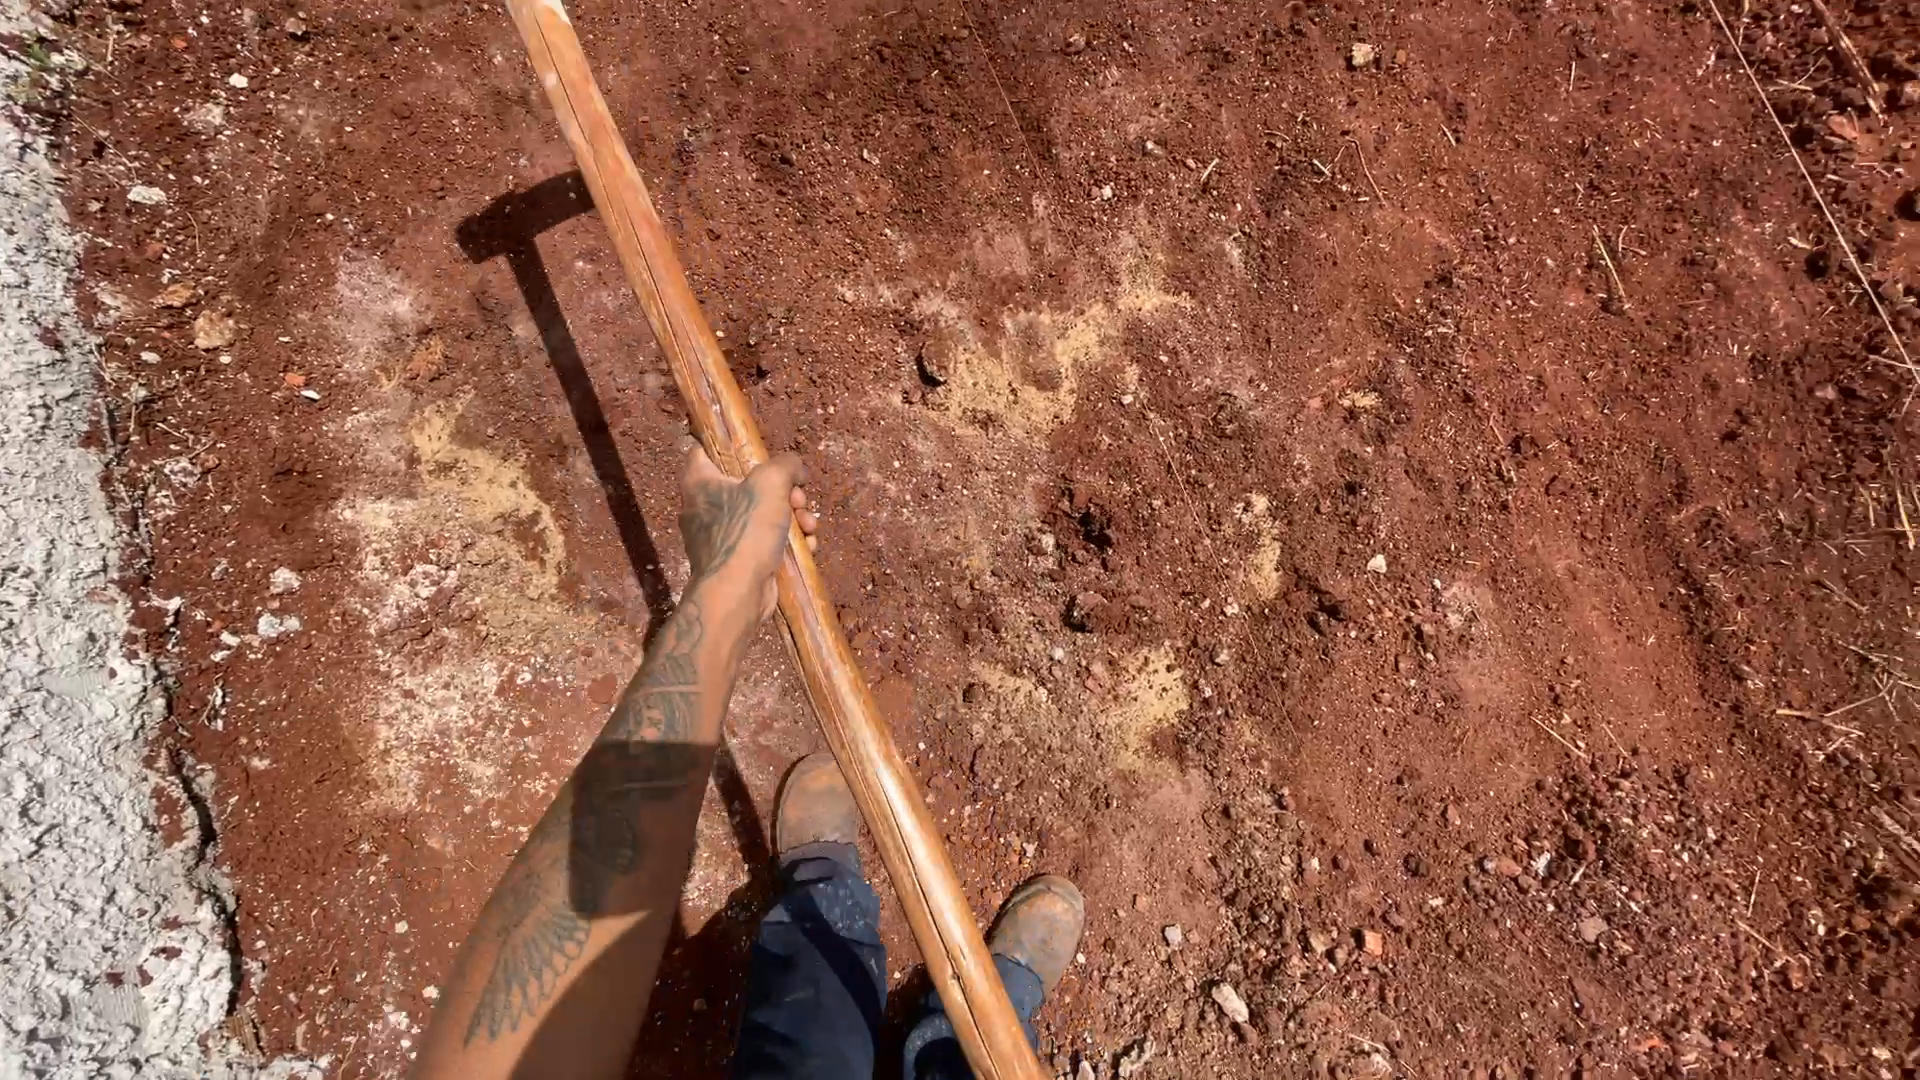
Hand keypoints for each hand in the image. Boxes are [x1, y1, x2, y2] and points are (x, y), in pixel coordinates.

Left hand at [679, 446, 816, 626]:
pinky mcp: (736, 562)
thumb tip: (796, 468)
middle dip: (784, 491)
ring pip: (760, 515)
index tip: (755, 450)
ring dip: (793, 518)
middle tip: (799, 499)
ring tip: (809, 527)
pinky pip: (763, 543)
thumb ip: (786, 465)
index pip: (701, 450)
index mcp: (699, 482)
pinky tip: (806, 547)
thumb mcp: (771, 483)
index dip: (727, 446)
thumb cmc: (746, 531)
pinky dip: (787, 543)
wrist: (737, 593)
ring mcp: (719, 538)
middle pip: (746, 485)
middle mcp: (703, 508)